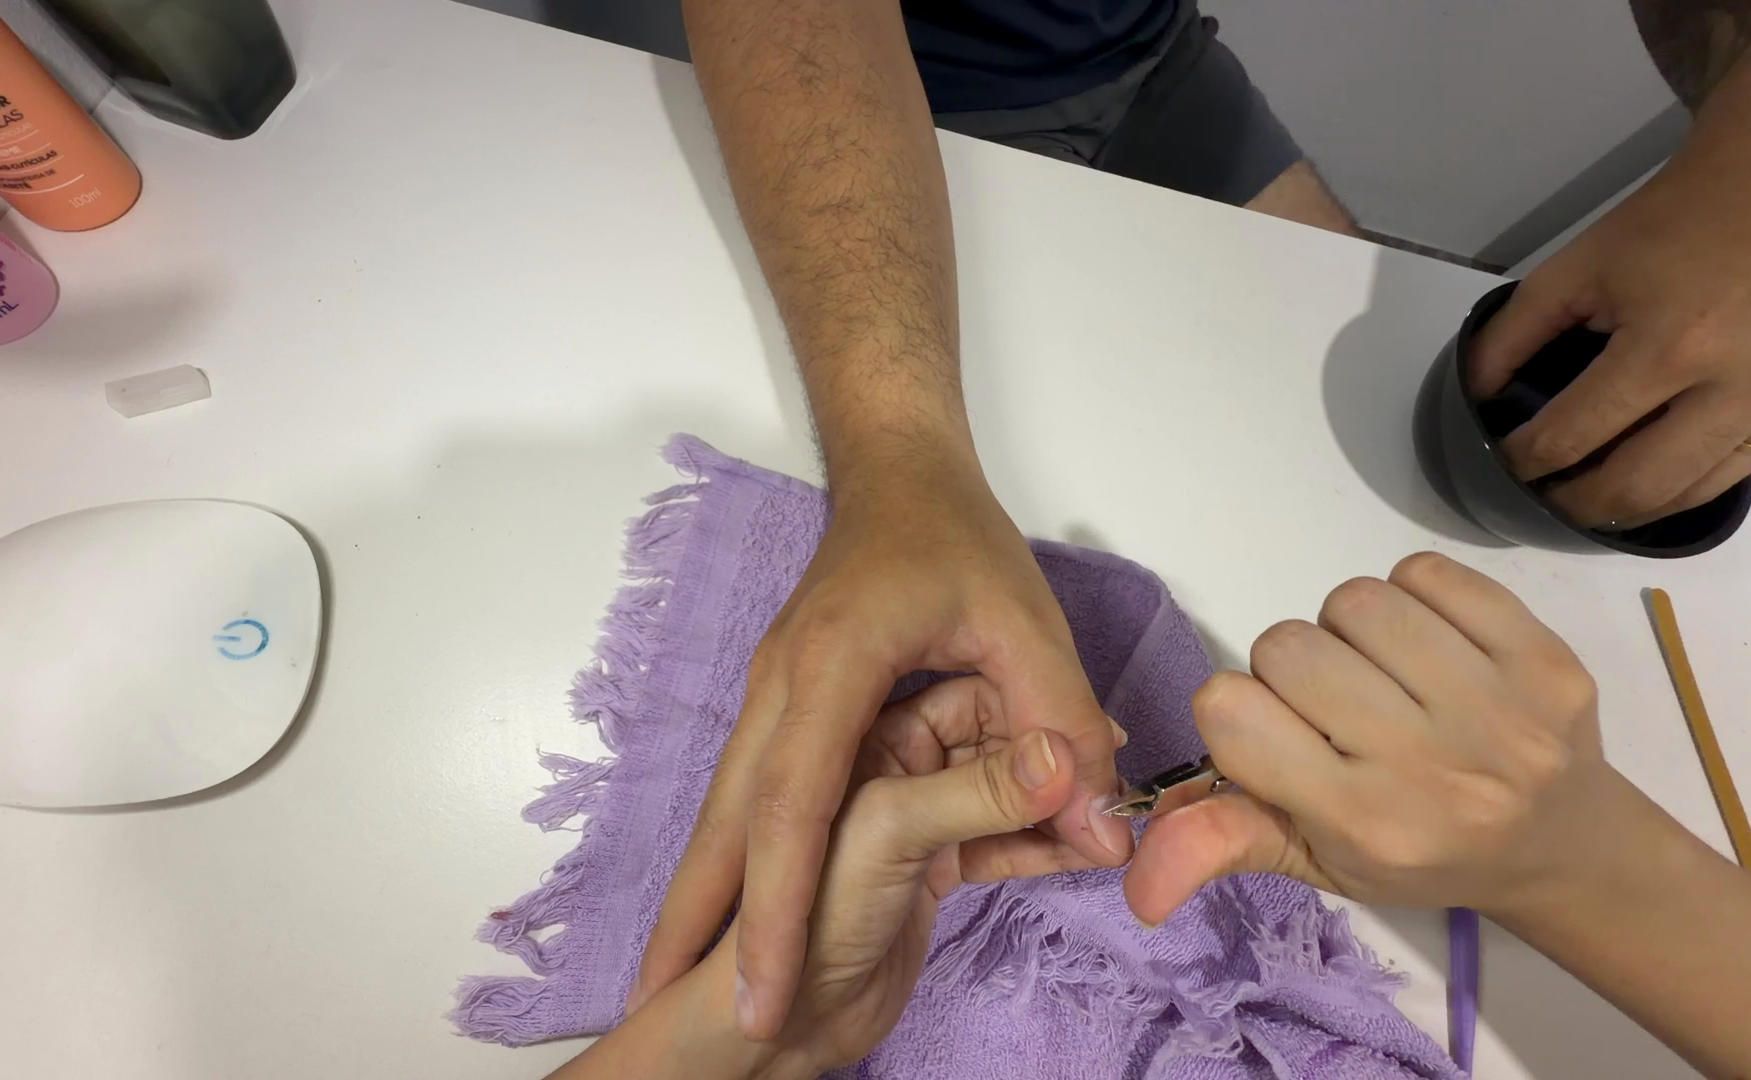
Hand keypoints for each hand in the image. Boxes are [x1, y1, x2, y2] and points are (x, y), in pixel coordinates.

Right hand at [631, 449, 1129, 1037]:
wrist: (899, 475)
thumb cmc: (956, 538)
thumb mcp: (1027, 623)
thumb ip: (1064, 724)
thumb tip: (1095, 827)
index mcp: (835, 661)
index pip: (796, 799)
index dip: (776, 904)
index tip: (754, 995)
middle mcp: (780, 678)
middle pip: (730, 808)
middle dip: (697, 911)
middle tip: (655, 1001)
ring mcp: (770, 681)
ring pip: (728, 794)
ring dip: (703, 879)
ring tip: (675, 963)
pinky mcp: (782, 688)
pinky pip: (754, 774)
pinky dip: (737, 840)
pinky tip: (733, 887)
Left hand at [761, 678, 1091, 1073]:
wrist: (803, 1019)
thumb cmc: (823, 911)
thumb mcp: (894, 833)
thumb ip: (975, 793)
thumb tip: (1065, 758)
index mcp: (873, 729)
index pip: (968, 698)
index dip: (1030, 716)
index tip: (1092, 737)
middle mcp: (898, 758)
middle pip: (994, 743)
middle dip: (1051, 767)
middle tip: (1111, 788)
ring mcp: (921, 809)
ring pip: (1004, 794)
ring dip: (1053, 812)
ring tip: (1108, 832)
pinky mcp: (939, 859)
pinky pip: (1001, 840)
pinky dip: (1039, 847)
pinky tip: (1080, 856)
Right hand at [1124, 552, 1622, 921]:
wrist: (1570, 849)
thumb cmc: (1413, 851)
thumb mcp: (1305, 859)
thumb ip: (1216, 847)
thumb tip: (1131, 889)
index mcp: (1361, 820)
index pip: (1229, 711)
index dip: (1232, 709)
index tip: (1273, 735)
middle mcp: (1433, 768)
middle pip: (1285, 646)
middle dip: (1287, 668)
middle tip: (1329, 706)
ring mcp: (1502, 710)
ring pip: (1352, 601)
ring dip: (1346, 628)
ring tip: (1378, 672)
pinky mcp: (1549, 657)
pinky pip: (1427, 574)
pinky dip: (1410, 596)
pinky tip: (1428, 646)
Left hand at [1468, 37, 1750, 527]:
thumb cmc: (1675, 221)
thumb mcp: (1571, 273)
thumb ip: (1507, 341)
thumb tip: (1476, 398)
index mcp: (1670, 348)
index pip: (1568, 439)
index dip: (1519, 461)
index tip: (1500, 460)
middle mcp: (1739, 385)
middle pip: (1635, 486)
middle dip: (1570, 502)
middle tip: (1535, 495)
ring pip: (1692, 492)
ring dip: (1625, 508)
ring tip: (1579, 497)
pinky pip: (1738, 470)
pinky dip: (1680, 488)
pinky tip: (1641, 480)